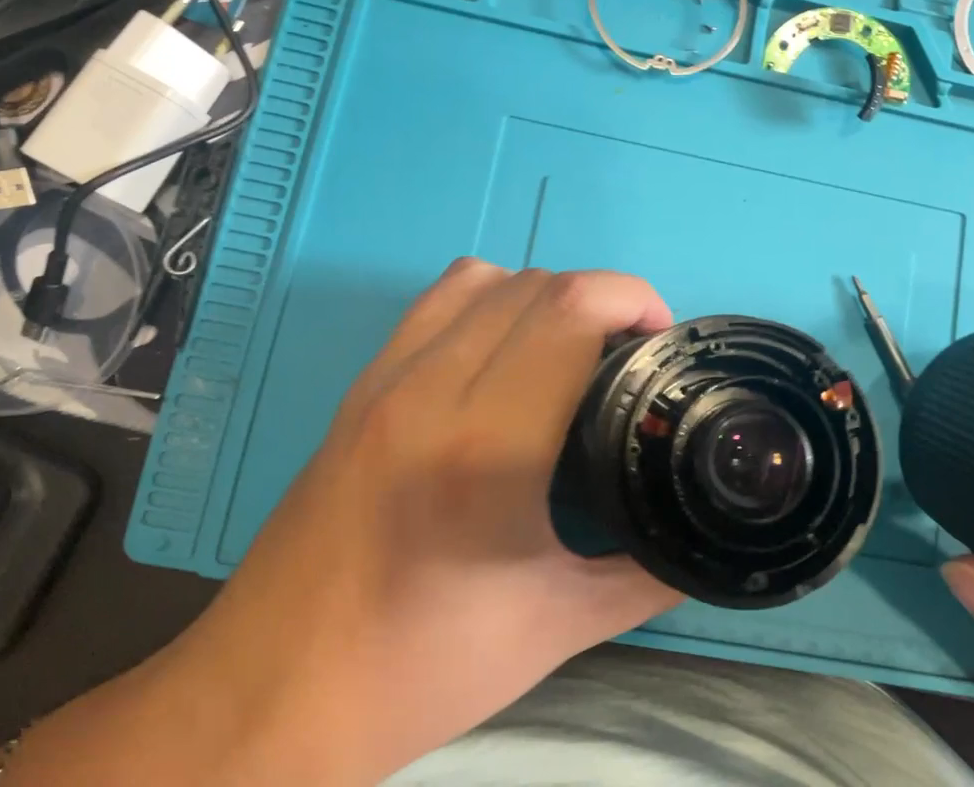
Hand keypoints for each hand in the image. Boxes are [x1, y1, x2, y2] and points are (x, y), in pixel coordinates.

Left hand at [5, 260, 682, 785]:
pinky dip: (487, 303)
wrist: (271, 693)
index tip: (662, 340)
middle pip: (533, 284)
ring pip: (479, 280)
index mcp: (487, 445)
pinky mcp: (356, 392)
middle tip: (631, 356)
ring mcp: (383, 383)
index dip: (632, 300)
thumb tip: (702, 540)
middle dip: (601, 299)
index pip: (569, 310)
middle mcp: (429, 391)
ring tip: (570, 350)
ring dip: (541, 295)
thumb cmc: (419, 668)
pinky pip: (433, 307)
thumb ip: (647, 572)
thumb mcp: (556, 626)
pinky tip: (503, 360)